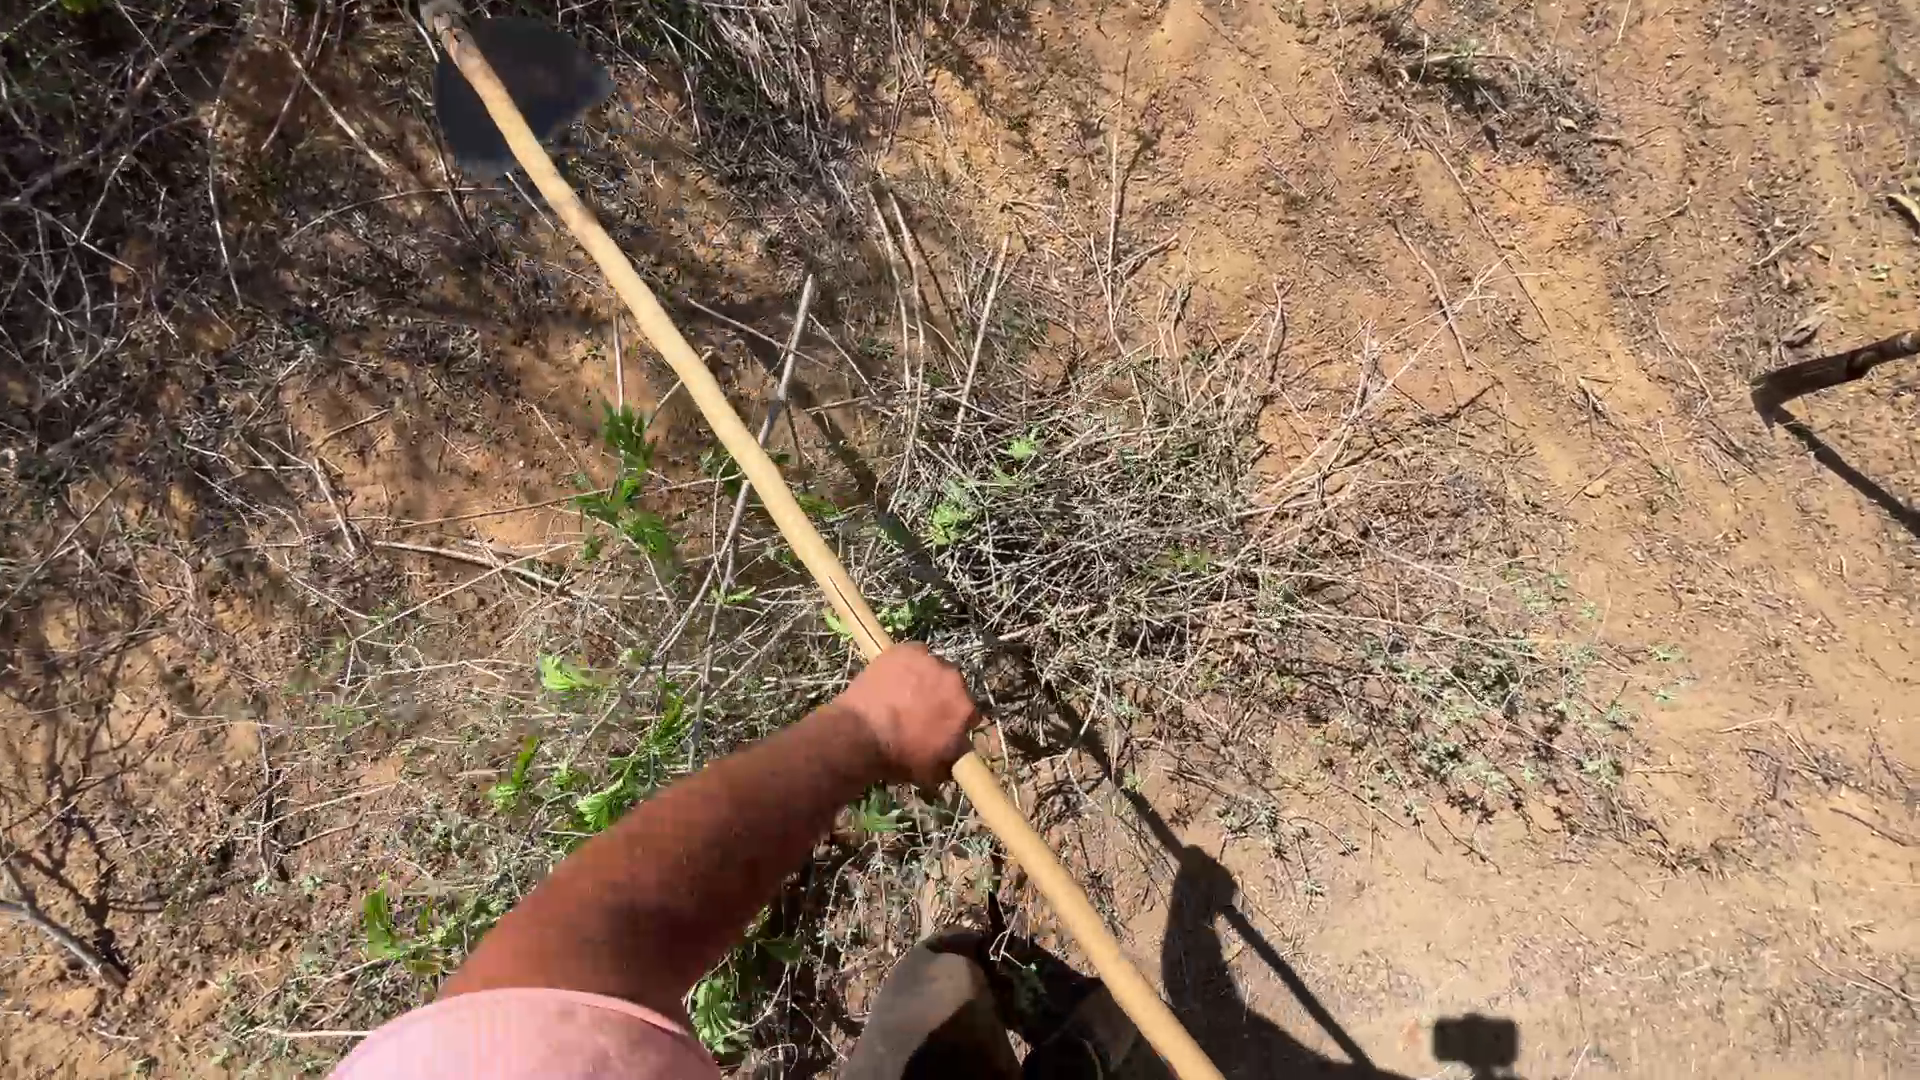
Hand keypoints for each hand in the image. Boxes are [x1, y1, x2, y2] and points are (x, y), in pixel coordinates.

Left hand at [833, 644, 979, 786]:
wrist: (860, 734)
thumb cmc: (898, 758)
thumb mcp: (934, 770)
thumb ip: (954, 756)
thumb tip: (959, 747)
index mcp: (965, 709)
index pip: (968, 712)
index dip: (952, 718)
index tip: (938, 724)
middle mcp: (954, 680)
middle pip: (952, 685)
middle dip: (939, 695)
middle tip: (917, 708)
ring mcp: (930, 661)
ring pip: (932, 668)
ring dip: (923, 678)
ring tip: (901, 692)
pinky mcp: (908, 650)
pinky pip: (914, 653)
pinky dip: (906, 663)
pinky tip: (892, 677)